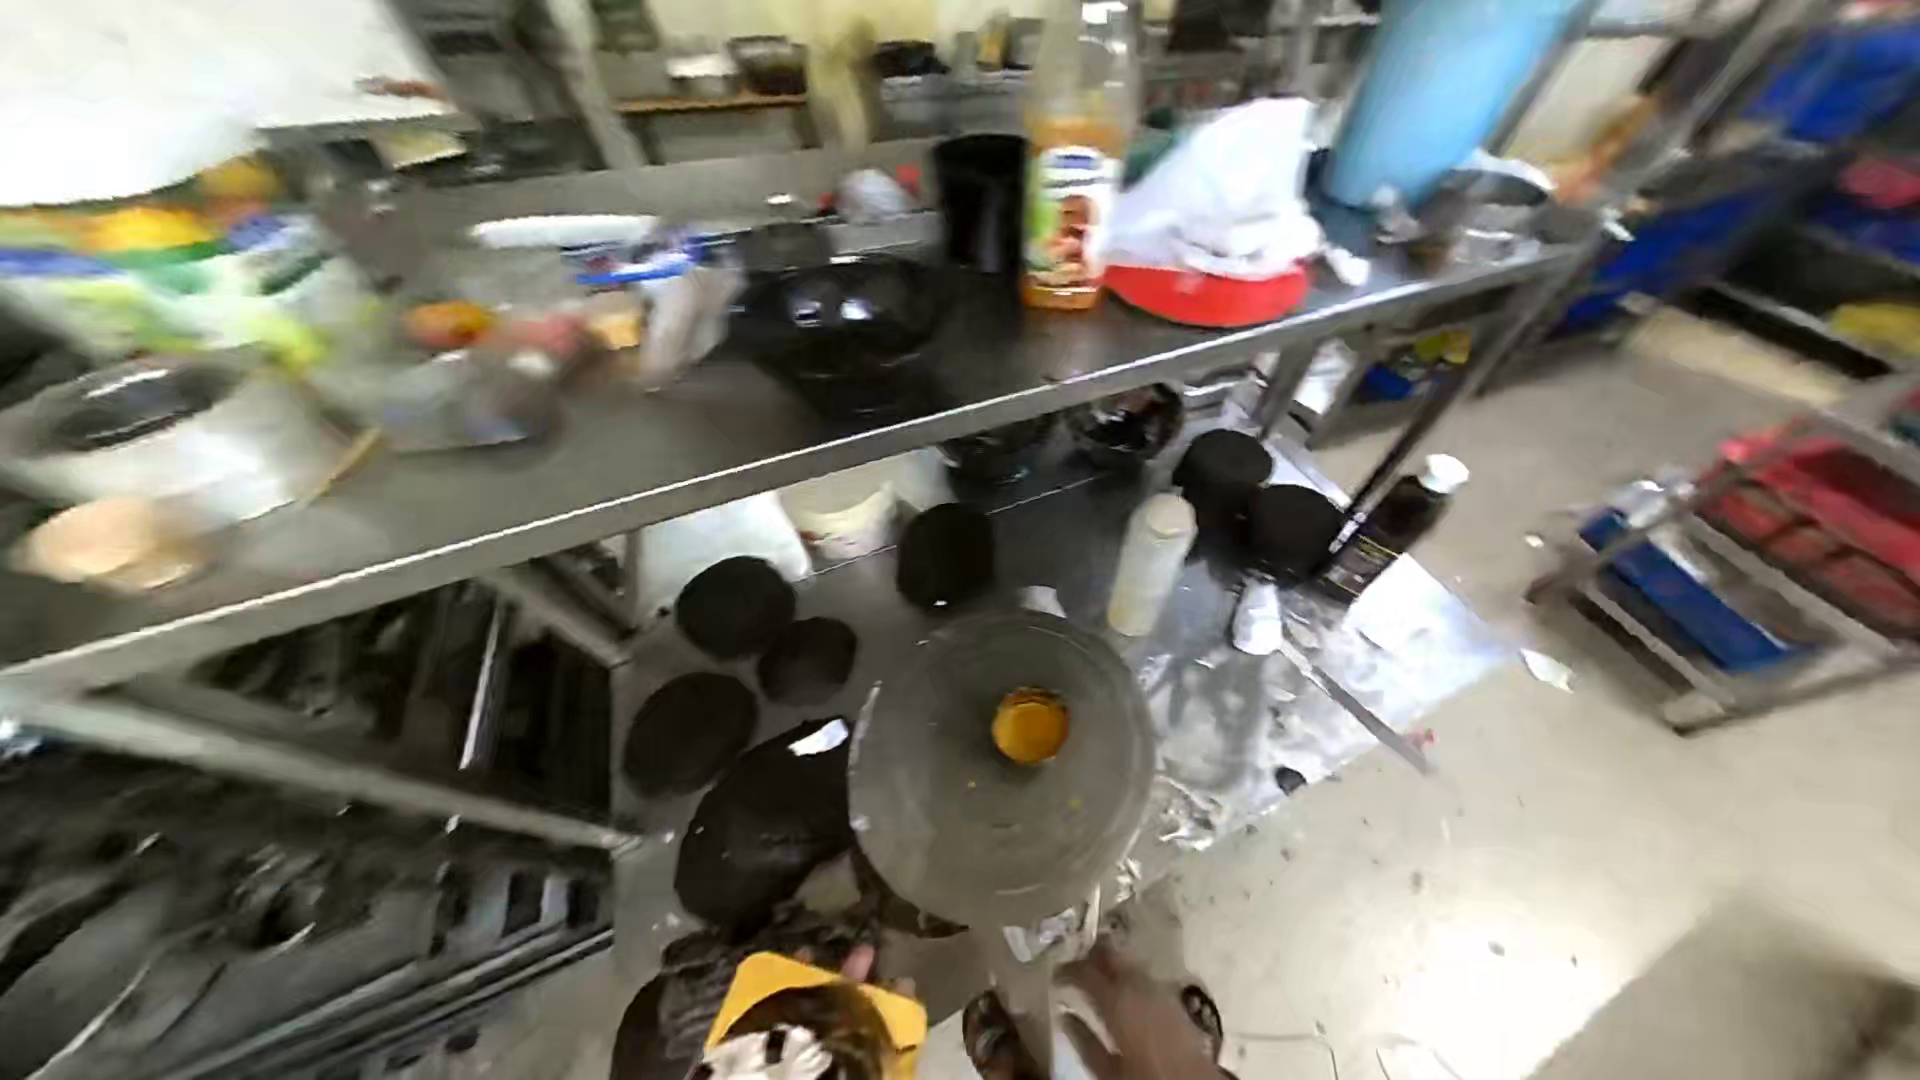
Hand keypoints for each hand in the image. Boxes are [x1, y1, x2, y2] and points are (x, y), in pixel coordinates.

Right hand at [1058, 944, 1216, 1079]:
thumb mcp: (1109, 1071)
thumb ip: (1084, 1041)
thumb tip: (1063, 1016)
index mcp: (1117, 998)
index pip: (1084, 969)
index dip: (1067, 968)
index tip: (1055, 973)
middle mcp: (1137, 983)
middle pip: (1108, 952)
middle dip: (1089, 954)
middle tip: (1074, 964)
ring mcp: (1158, 986)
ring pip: (1126, 961)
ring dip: (1109, 963)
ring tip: (1095, 976)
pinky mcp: (1172, 997)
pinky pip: (1142, 974)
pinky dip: (1127, 975)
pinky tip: (1121, 990)